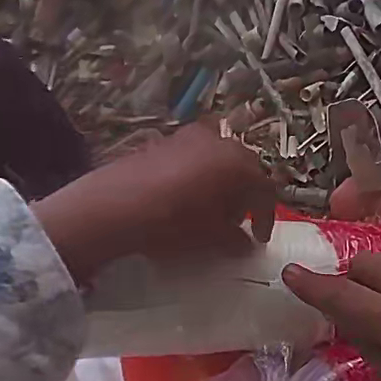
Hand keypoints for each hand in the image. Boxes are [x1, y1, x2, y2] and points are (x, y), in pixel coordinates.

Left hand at [31, 123, 276, 283]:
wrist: (116, 204)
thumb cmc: (174, 221)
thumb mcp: (211, 237)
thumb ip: (235, 239)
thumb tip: (246, 244)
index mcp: (238, 163)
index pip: (265, 189)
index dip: (265, 216)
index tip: (259, 238)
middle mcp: (219, 141)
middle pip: (242, 168)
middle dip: (243, 196)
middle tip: (234, 223)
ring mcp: (189, 136)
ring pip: (217, 159)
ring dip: (220, 182)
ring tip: (208, 209)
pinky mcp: (163, 140)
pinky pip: (192, 156)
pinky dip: (197, 174)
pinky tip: (182, 197)